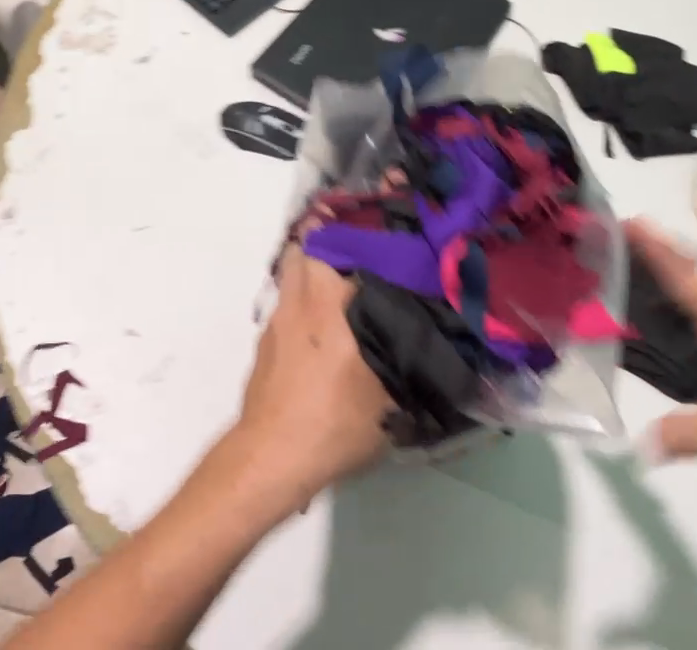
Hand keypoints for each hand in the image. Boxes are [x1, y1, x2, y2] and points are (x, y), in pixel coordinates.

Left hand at [229, 246, 394, 504]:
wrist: (271, 459)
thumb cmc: (333, 420)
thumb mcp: (388, 396)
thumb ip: (408, 360)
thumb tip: (432, 341)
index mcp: (327, 300)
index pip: (339, 244)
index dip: (362, 236)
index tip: (385, 240)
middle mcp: (296, 301)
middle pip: (306, 251)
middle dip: (332, 250)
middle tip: (365, 266)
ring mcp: (274, 324)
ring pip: (293, 281)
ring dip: (315, 282)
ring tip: (347, 300)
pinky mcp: (263, 348)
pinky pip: (287, 311)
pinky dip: (303, 312)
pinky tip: (325, 339)